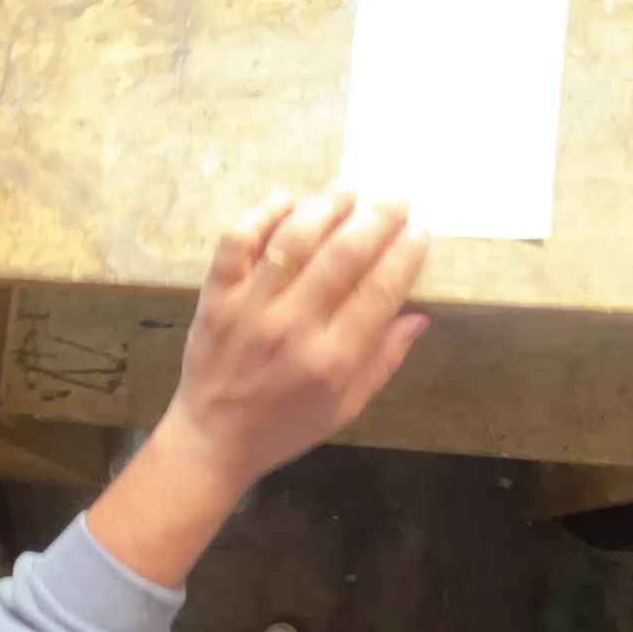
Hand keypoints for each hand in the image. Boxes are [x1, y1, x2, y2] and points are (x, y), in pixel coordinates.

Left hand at [85, 187, 429, 587]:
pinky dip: (264, 212)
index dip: (405, 254)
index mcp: (331, 360)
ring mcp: (249, 307)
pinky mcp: (216, 296)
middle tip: (396, 201)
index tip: (419, 233)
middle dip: (379, 219)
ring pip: (295, 238)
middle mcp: (292, 327)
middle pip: (344, 254)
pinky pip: (239, 240)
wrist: (213, 439)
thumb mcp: (344, 408)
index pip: (380, 290)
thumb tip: (419, 316)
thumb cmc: (284, 428)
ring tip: (349, 191)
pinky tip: (289, 200)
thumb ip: (382, 362)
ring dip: (328, 205)